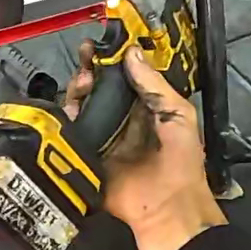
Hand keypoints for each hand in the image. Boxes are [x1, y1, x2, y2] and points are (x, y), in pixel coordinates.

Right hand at [66, 47, 226, 249]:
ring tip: (83, 83)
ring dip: (79, 89)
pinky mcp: (88, 154)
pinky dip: (68, 118)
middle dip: (90, 70)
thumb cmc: (182, 160)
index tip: (101, 44)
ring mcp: (103, 136)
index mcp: (145, 108)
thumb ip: (154, 85)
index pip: (124, 77)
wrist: (169, 205)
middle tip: (88, 60)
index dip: (112, 59)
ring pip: (83, 106)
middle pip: (98, 88)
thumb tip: (131, 53)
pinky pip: (73, 133)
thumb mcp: (178, 114)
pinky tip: (73, 106)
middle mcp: (122, 119)